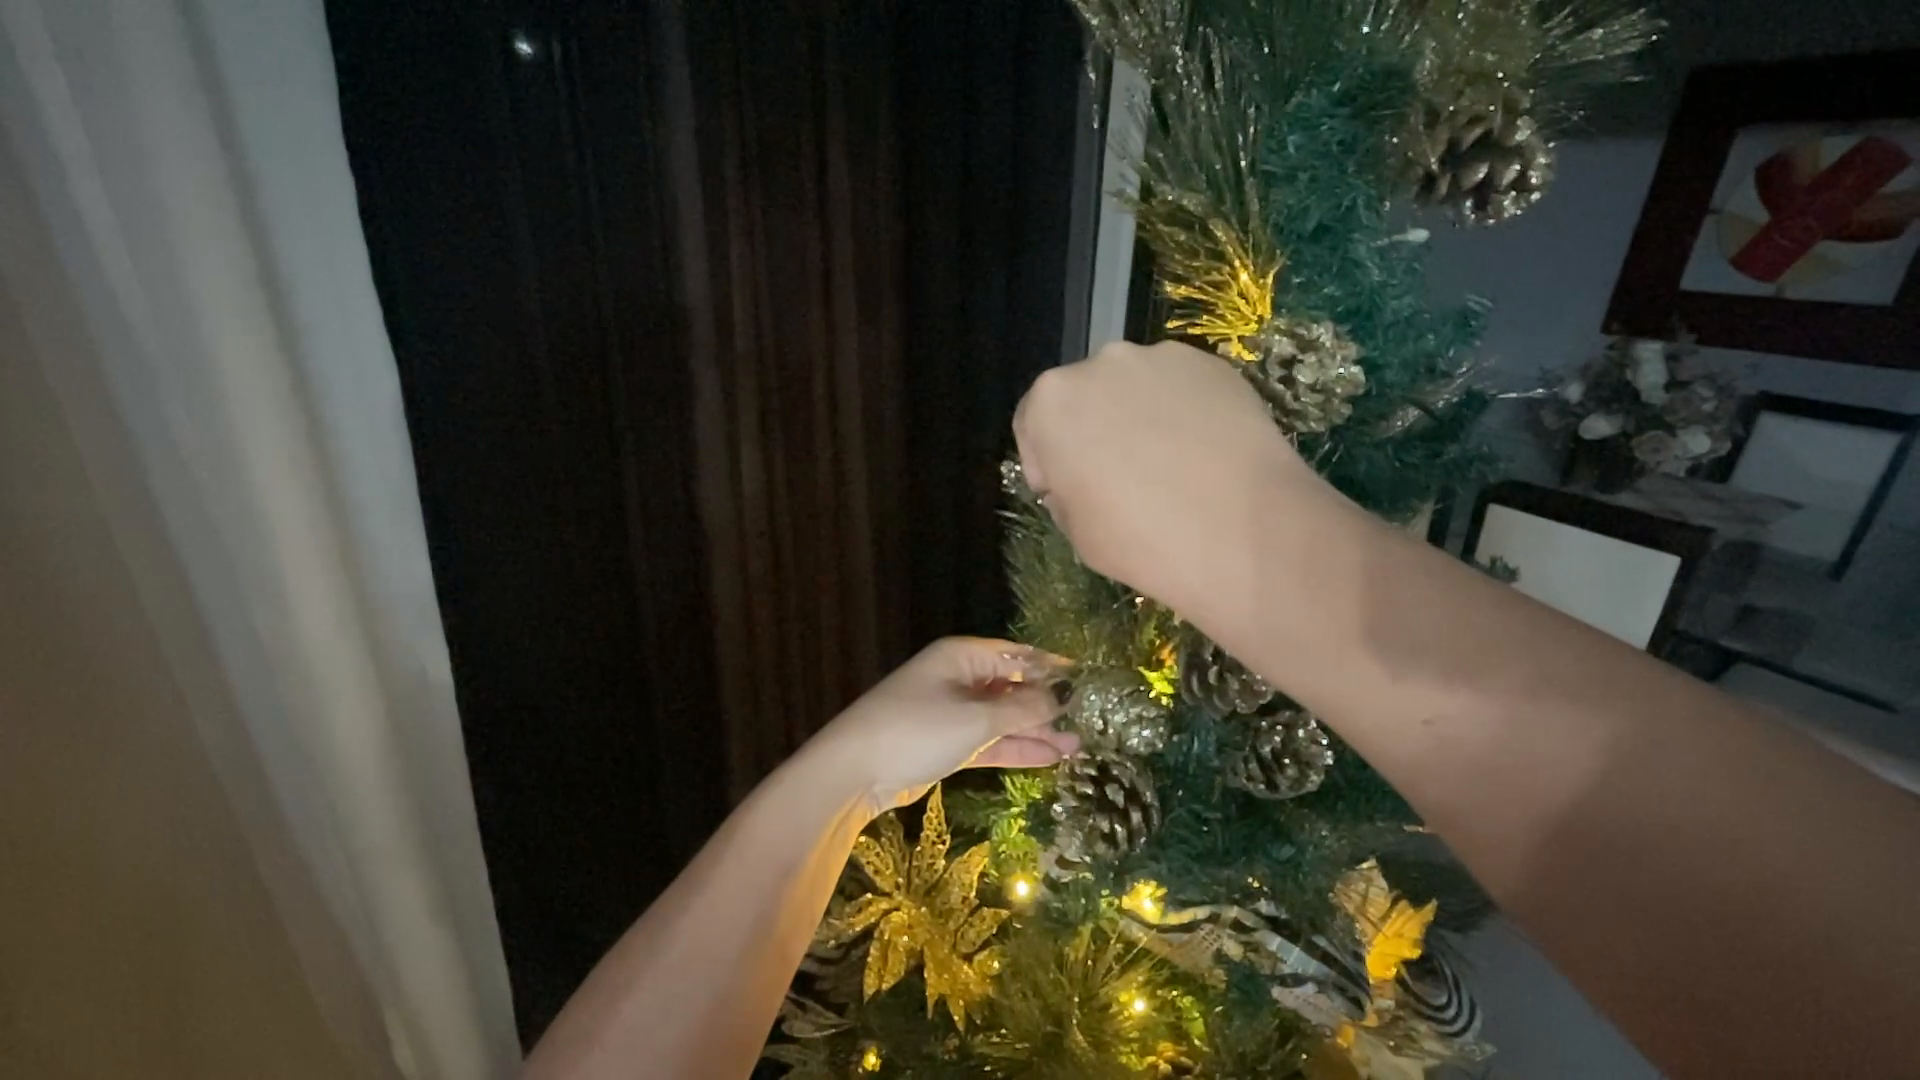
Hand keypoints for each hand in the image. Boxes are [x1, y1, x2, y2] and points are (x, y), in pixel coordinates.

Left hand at [808, 638, 1078, 814]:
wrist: (855, 770)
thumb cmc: (917, 729)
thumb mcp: (976, 718)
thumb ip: (1024, 708)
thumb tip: (1065, 694)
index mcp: (962, 656)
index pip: (1018, 655)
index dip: (1053, 668)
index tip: (1090, 683)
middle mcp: (959, 678)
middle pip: (1013, 686)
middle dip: (1049, 704)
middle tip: (1091, 720)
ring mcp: (953, 712)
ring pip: (1004, 717)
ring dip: (1038, 731)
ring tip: (1079, 745)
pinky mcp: (947, 743)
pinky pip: (990, 740)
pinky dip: (1017, 748)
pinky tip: (1050, 758)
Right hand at [1013, 340, 1328, 615]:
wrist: (1246, 533)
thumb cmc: (1142, 540)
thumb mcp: (1076, 532)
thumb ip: (1065, 489)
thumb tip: (1083, 476)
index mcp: (1051, 402)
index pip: (1031, 425)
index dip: (1048, 463)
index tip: (1073, 493)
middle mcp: (1100, 363)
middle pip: (1085, 397)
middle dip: (1095, 430)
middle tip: (1123, 478)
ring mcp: (1162, 358)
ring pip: (1136, 388)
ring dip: (1141, 417)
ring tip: (1172, 465)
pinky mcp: (1215, 364)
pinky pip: (1183, 389)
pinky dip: (1186, 413)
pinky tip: (1206, 453)